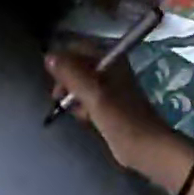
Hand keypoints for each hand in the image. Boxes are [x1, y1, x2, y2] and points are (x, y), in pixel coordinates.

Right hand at [45, 50, 183, 173]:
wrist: (144, 147)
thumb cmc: (120, 118)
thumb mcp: (93, 93)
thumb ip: (70, 73)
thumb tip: (48, 56)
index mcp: (109, 57)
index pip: (77, 47)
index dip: (62, 60)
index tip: (53, 78)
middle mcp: (108, 66)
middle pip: (76, 65)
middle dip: (66, 81)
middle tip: (60, 97)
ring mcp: (108, 84)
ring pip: (79, 83)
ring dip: (73, 96)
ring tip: (77, 111)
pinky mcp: (107, 102)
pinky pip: (86, 97)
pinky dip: (82, 106)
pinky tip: (85, 118)